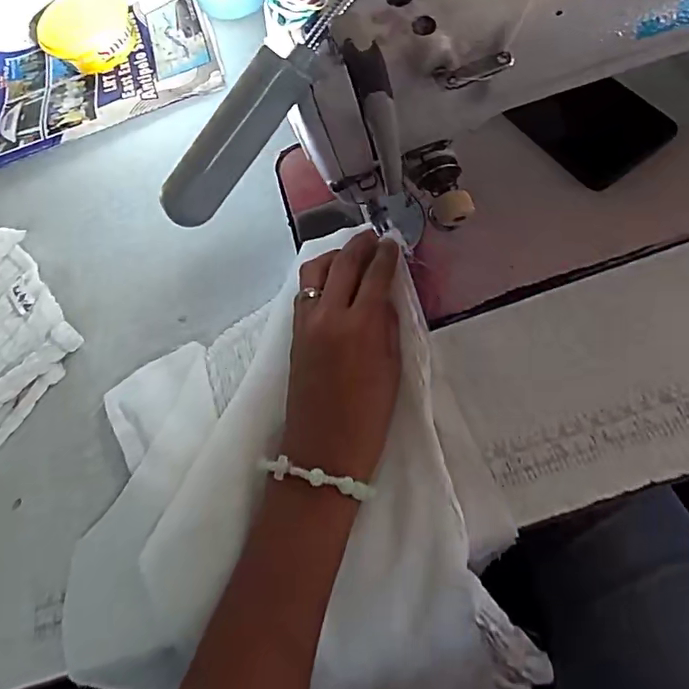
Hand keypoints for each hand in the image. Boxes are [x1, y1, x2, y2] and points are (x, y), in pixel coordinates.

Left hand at [281, 231, 403, 483]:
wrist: (323, 451)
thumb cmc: (369, 417)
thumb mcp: (392, 370)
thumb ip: (389, 327)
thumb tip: (386, 299)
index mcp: (361, 326)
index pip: (376, 275)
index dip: (387, 255)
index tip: (393, 243)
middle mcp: (330, 315)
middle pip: (344, 264)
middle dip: (361, 245)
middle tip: (374, 237)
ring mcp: (307, 322)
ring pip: (316, 270)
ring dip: (335, 256)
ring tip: (351, 255)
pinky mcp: (294, 332)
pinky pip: (305, 291)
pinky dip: (320, 277)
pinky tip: (332, 282)